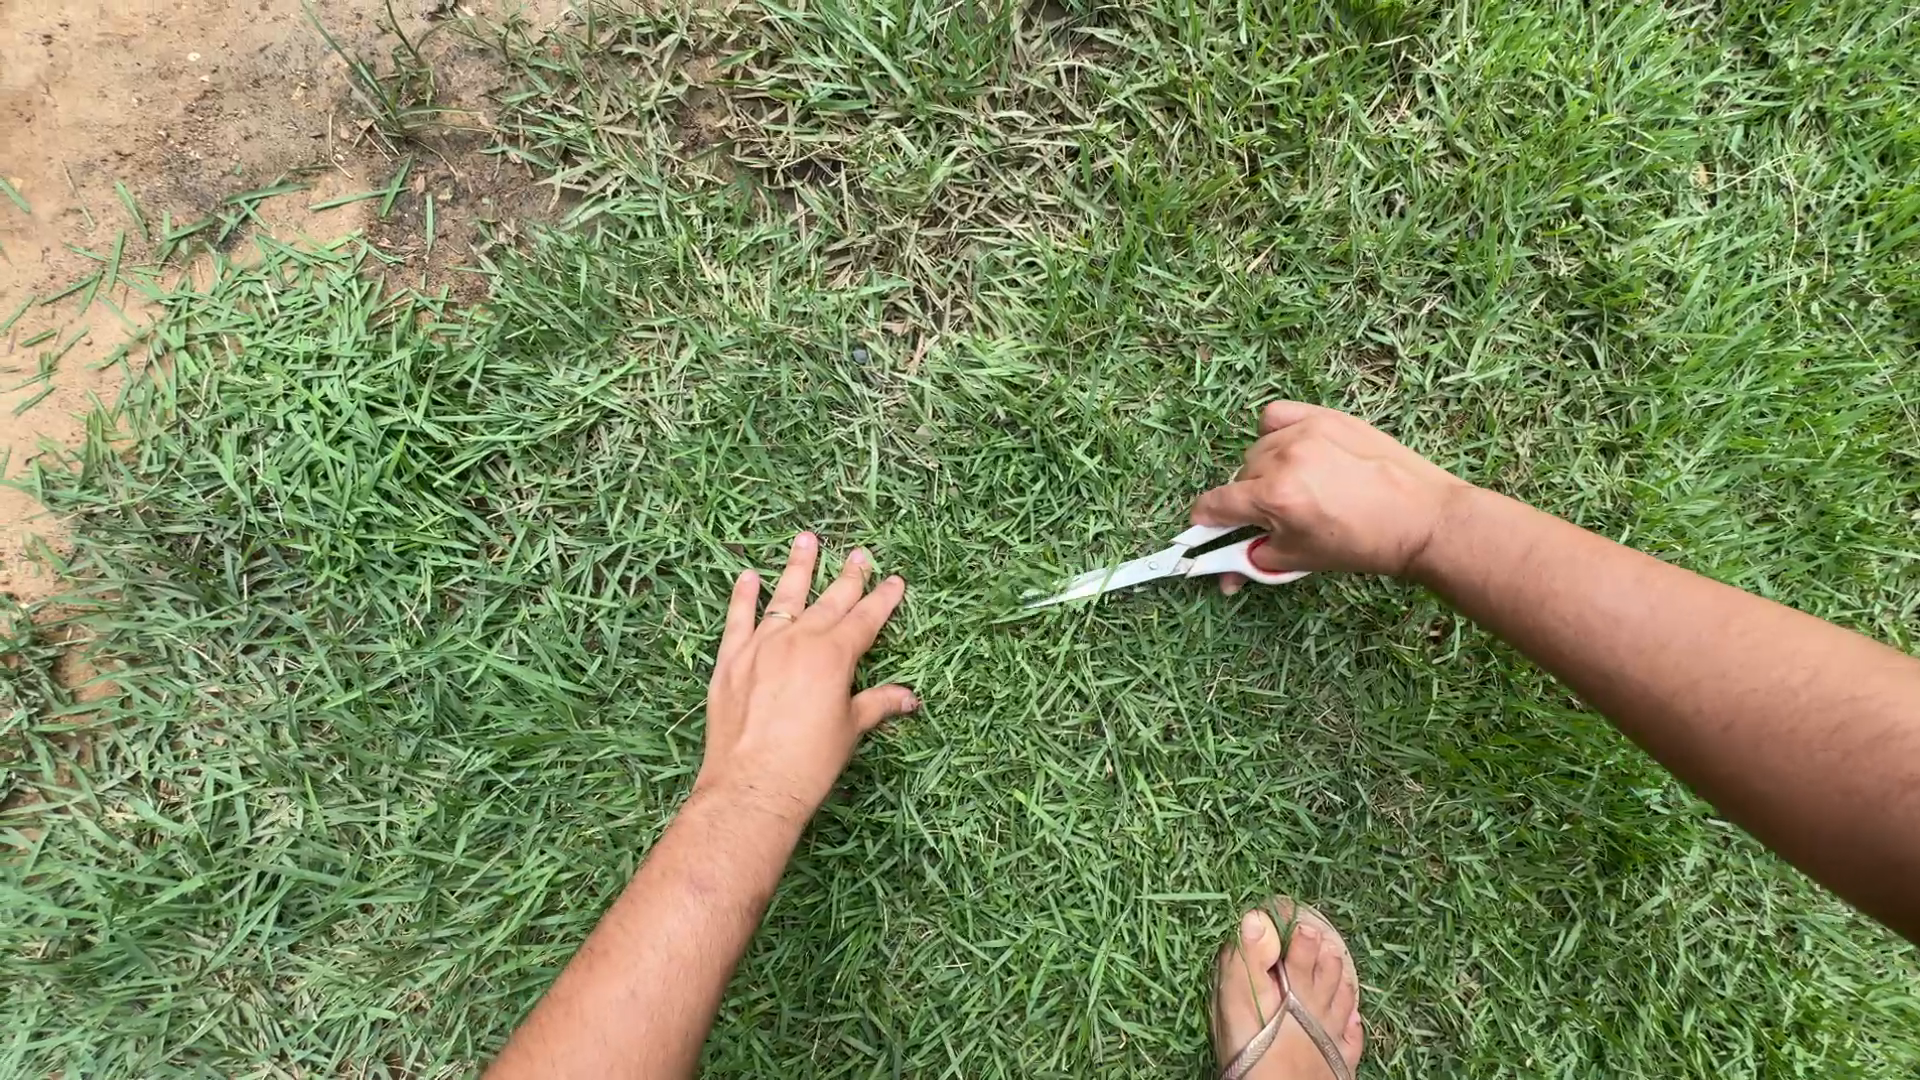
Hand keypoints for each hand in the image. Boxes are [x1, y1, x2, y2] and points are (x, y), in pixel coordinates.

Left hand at [696, 532, 916, 819]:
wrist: (751, 786)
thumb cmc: (809, 762)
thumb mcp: (850, 729)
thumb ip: (878, 704)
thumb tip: (910, 698)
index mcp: (834, 656)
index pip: (865, 618)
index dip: (883, 598)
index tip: (895, 580)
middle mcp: (800, 641)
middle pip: (830, 600)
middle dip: (848, 576)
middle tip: (860, 553)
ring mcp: (762, 646)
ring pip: (785, 597)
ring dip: (798, 567)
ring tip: (806, 539)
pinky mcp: (731, 660)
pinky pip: (738, 619)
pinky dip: (743, 596)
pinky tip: (748, 576)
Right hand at [1191, 402, 1469, 590]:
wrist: (1424, 519)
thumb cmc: (1362, 545)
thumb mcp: (1299, 560)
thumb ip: (1251, 562)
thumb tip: (1222, 578)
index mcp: (1274, 497)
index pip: (1214, 504)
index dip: (1205, 521)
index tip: (1208, 527)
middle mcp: (1283, 459)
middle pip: (1237, 478)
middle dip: (1247, 500)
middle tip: (1274, 515)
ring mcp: (1305, 433)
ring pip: (1257, 451)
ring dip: (1263, 470)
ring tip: (1295, 485)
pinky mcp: (1326, 417)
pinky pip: (1277, 417)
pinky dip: (1275, 433)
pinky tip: (1294, 451)